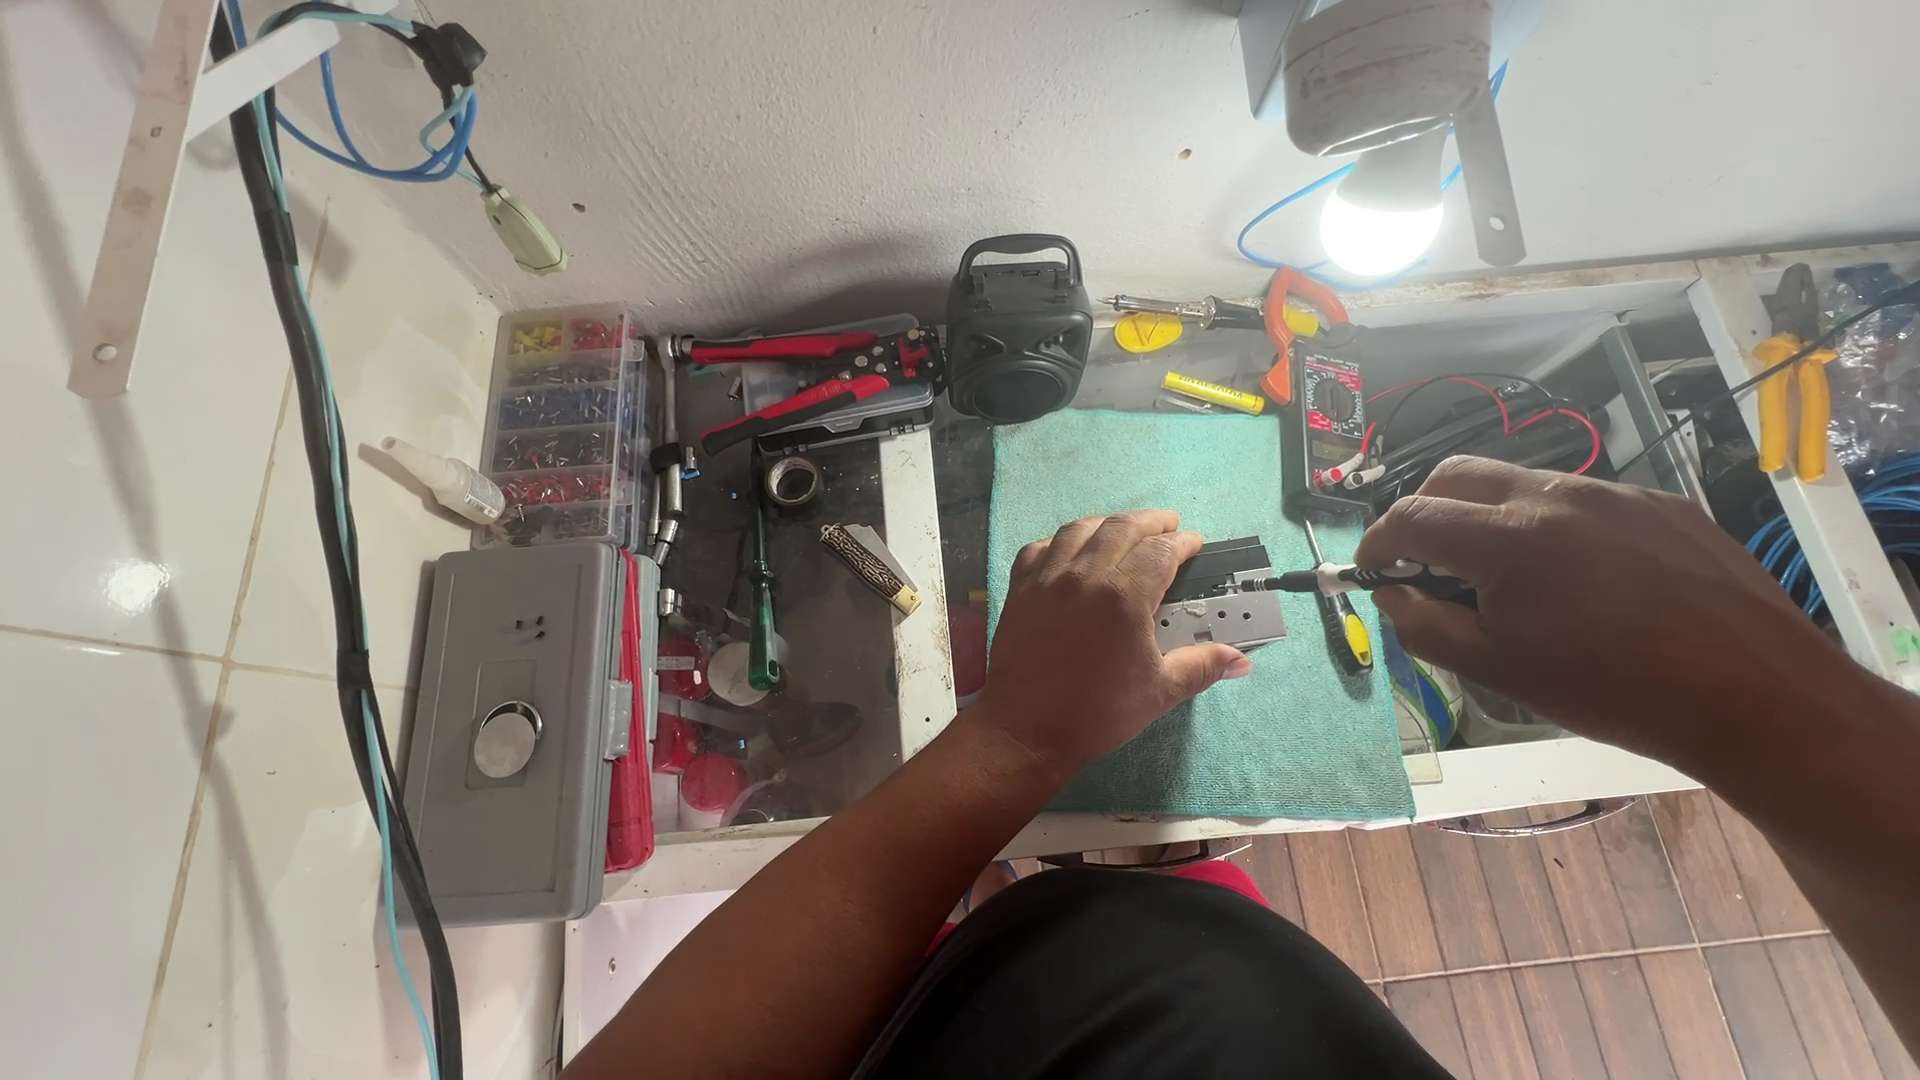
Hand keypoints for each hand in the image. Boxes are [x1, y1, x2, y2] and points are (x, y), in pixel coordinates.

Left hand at [971, 510, 1252, 779]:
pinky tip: (1071, 552)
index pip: (1160, 551)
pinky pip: (1039, 548)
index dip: (1182, 542)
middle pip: (1121, 528)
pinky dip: (1060, 542)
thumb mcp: (1159, 691)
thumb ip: (1202, 665)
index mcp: (1124, 595)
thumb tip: (1241, 660)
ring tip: (1123, 531)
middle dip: (1151, 522)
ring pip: (1079, 529)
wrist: (1027, 729)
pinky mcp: (1019, 588)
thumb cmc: (1097, 712)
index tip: (1194, 543)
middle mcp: (1084, 575)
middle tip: (1168, 526)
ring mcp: (1047, 578)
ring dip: (1107, 524)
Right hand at [1355, 456, 1846, 764]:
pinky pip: (1578, 499)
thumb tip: (1393, 592)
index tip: (1372, 571)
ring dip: (1483, 517)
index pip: (1409, 516)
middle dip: (1420, 512)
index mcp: (1508, 538)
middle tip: (1425, 562)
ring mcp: (1614, 494)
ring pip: (1515, 482)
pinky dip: (1545, 525)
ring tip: (1504, 574)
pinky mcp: (1661, 504)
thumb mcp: (1494, 670)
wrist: (1760, 699)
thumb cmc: (1609, 690)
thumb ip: (1422, 624)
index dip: (1375, 543)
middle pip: (1452, 474)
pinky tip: (1574, 577)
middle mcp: (1555, 496)